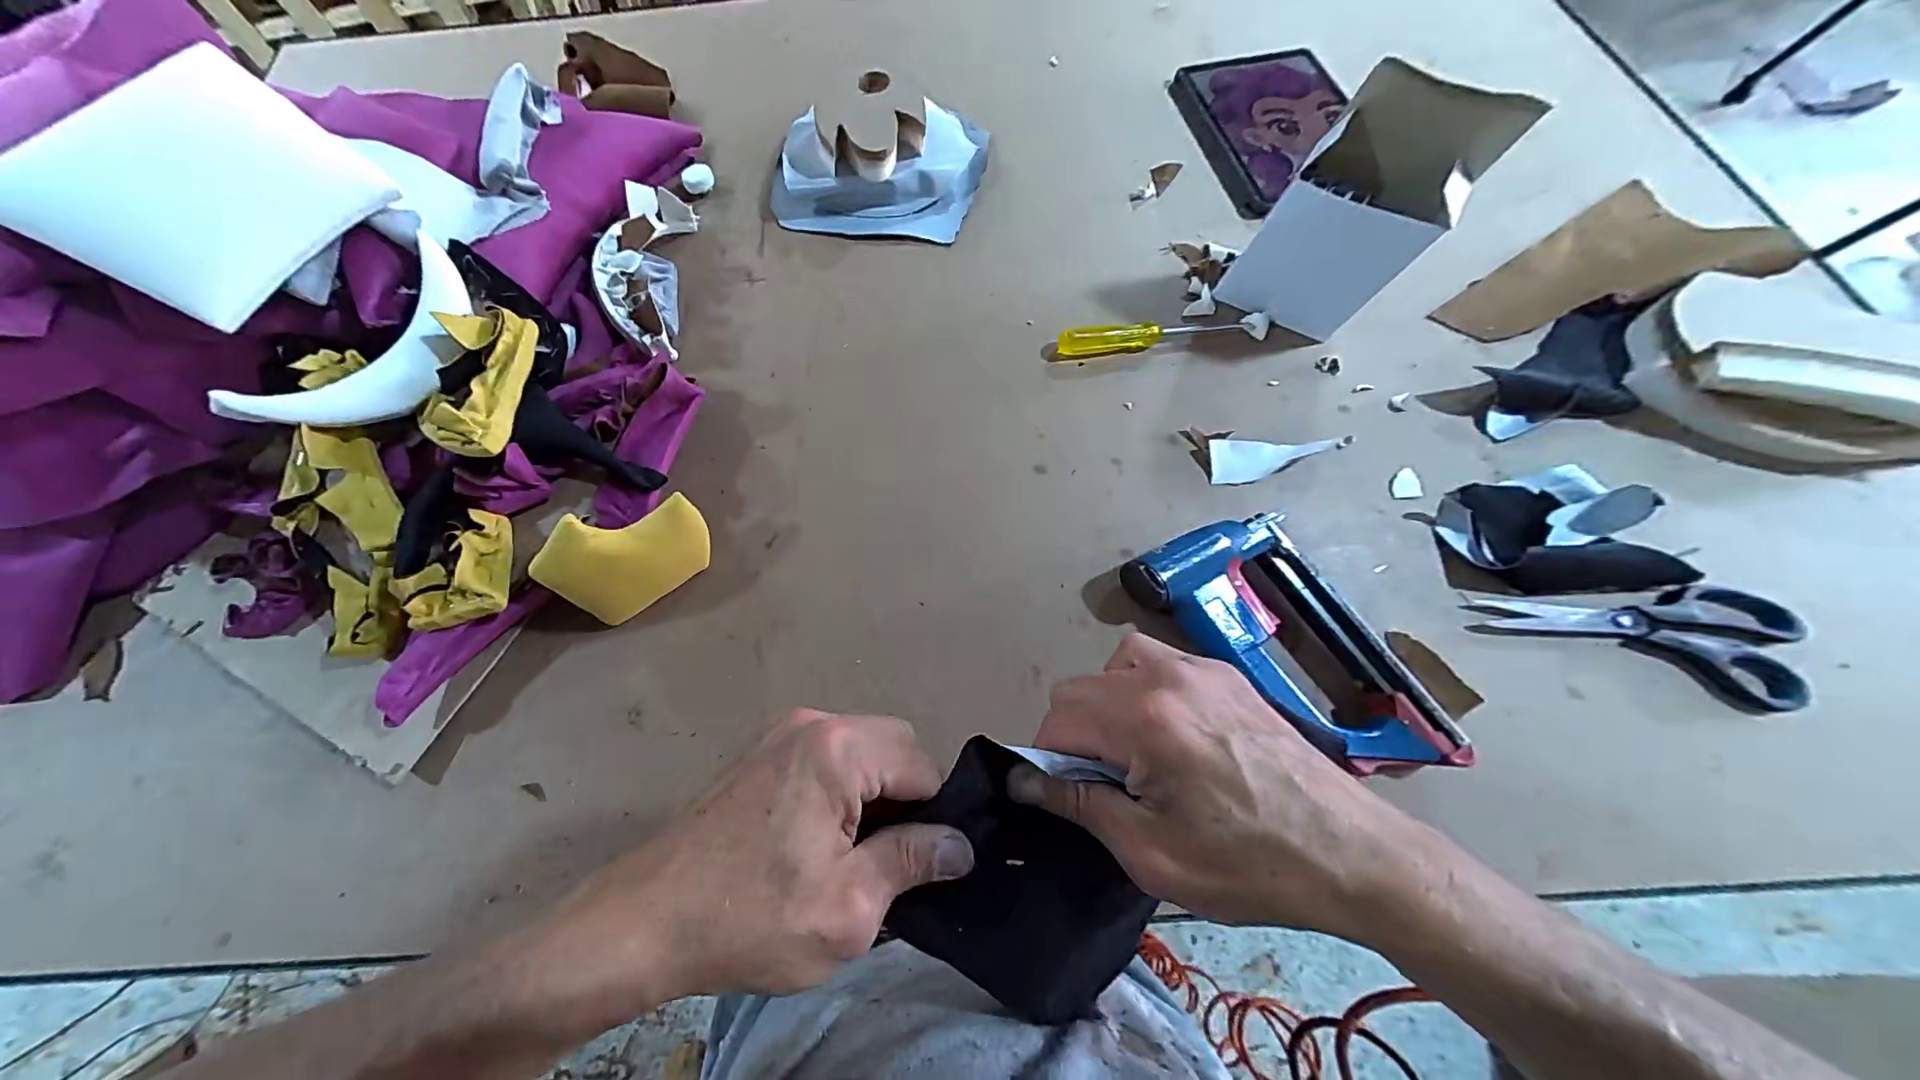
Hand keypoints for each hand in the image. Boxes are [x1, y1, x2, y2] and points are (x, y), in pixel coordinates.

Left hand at [518, 710, 973, 1018]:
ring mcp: (780, 733)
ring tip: (851, 855)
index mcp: (838, 748)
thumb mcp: (848, 907)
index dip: (934, 817)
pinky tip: (817, 839)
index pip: (923, 767)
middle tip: (886, 861)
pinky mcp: (759, 752)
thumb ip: (912, 861)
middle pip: (894, 747)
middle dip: (905, 799)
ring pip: (861, 751)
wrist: (641, 923)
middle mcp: (812, 723)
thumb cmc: (749, 918)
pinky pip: (826, 758)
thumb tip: (961, 845)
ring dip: (872, 795)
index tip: (920, 864)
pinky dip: (840, 790)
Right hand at [1008, 634, 1427, 940]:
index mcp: (1146, 719)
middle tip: (1104, 784)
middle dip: (1071, 734)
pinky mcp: (1226, 673)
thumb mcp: (1152, 854)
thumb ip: (1079, 804)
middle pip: (1077, 687)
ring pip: (1115, 664)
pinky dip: (1142, 690)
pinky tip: (1171, 734)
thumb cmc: (1252, 865)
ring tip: (1134, 753)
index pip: (1056, 719)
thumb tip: (1023, 779)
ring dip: (1105, 704)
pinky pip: (1158, 661)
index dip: (1045, 760)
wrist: (1354, 853)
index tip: (1064, 796)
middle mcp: (1168, 676)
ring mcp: (1201, 668)